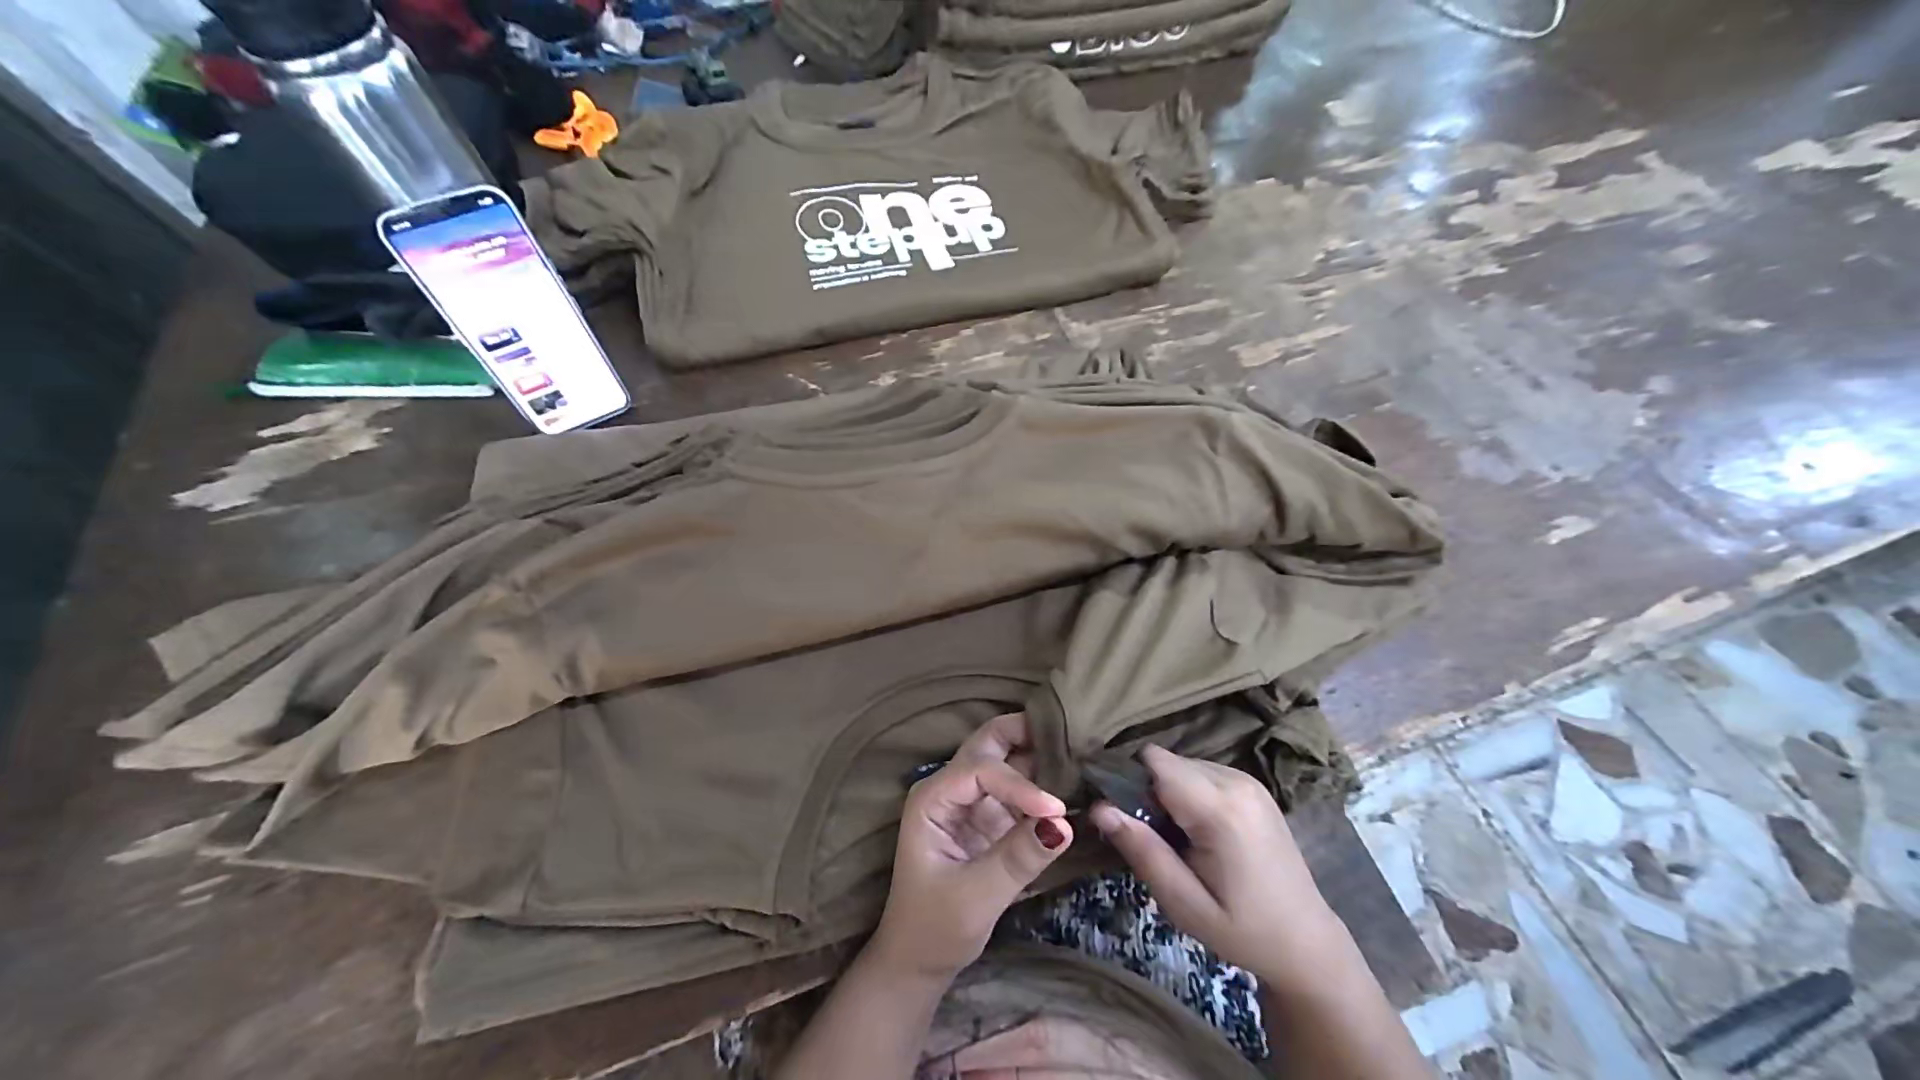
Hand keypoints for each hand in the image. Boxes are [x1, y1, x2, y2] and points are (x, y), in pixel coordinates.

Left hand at [870, 712, 1073, 979]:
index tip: (1056, 808)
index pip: (980, 770)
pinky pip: (1022, 789)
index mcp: (933, 798)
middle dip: (1027, 732)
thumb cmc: (934, 928)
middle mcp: (952, 789)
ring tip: (1080, 753)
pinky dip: (1046, 783)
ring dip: (1041, 754)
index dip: (1019, 784)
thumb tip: (1063, 824)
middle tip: (1070, 734)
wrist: (920, 960)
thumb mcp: (976, 898)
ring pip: (1009, 758)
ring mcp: (974, 801)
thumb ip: (1017, 858)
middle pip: (990, 742)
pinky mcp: (993, 819)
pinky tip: (1075, 783)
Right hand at [1090, 745, 1343, 984]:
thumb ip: (1142, 851)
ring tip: (1178, 840)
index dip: (1128, 782)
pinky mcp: (1253, 786)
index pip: (1154, 761)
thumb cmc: (1242, 930)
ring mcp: (1249, 780)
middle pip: (1166, 762)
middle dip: (1147, 791)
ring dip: (1168, 792)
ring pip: (1181, 764)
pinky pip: (1202, 772)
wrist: (1307, 943)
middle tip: (1153, 839)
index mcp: (1220, 808)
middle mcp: (1236, 781)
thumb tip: (1099, 808)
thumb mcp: (1184, 903)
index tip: (1123, 818)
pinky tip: (1198, 832)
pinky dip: (1188, 793)